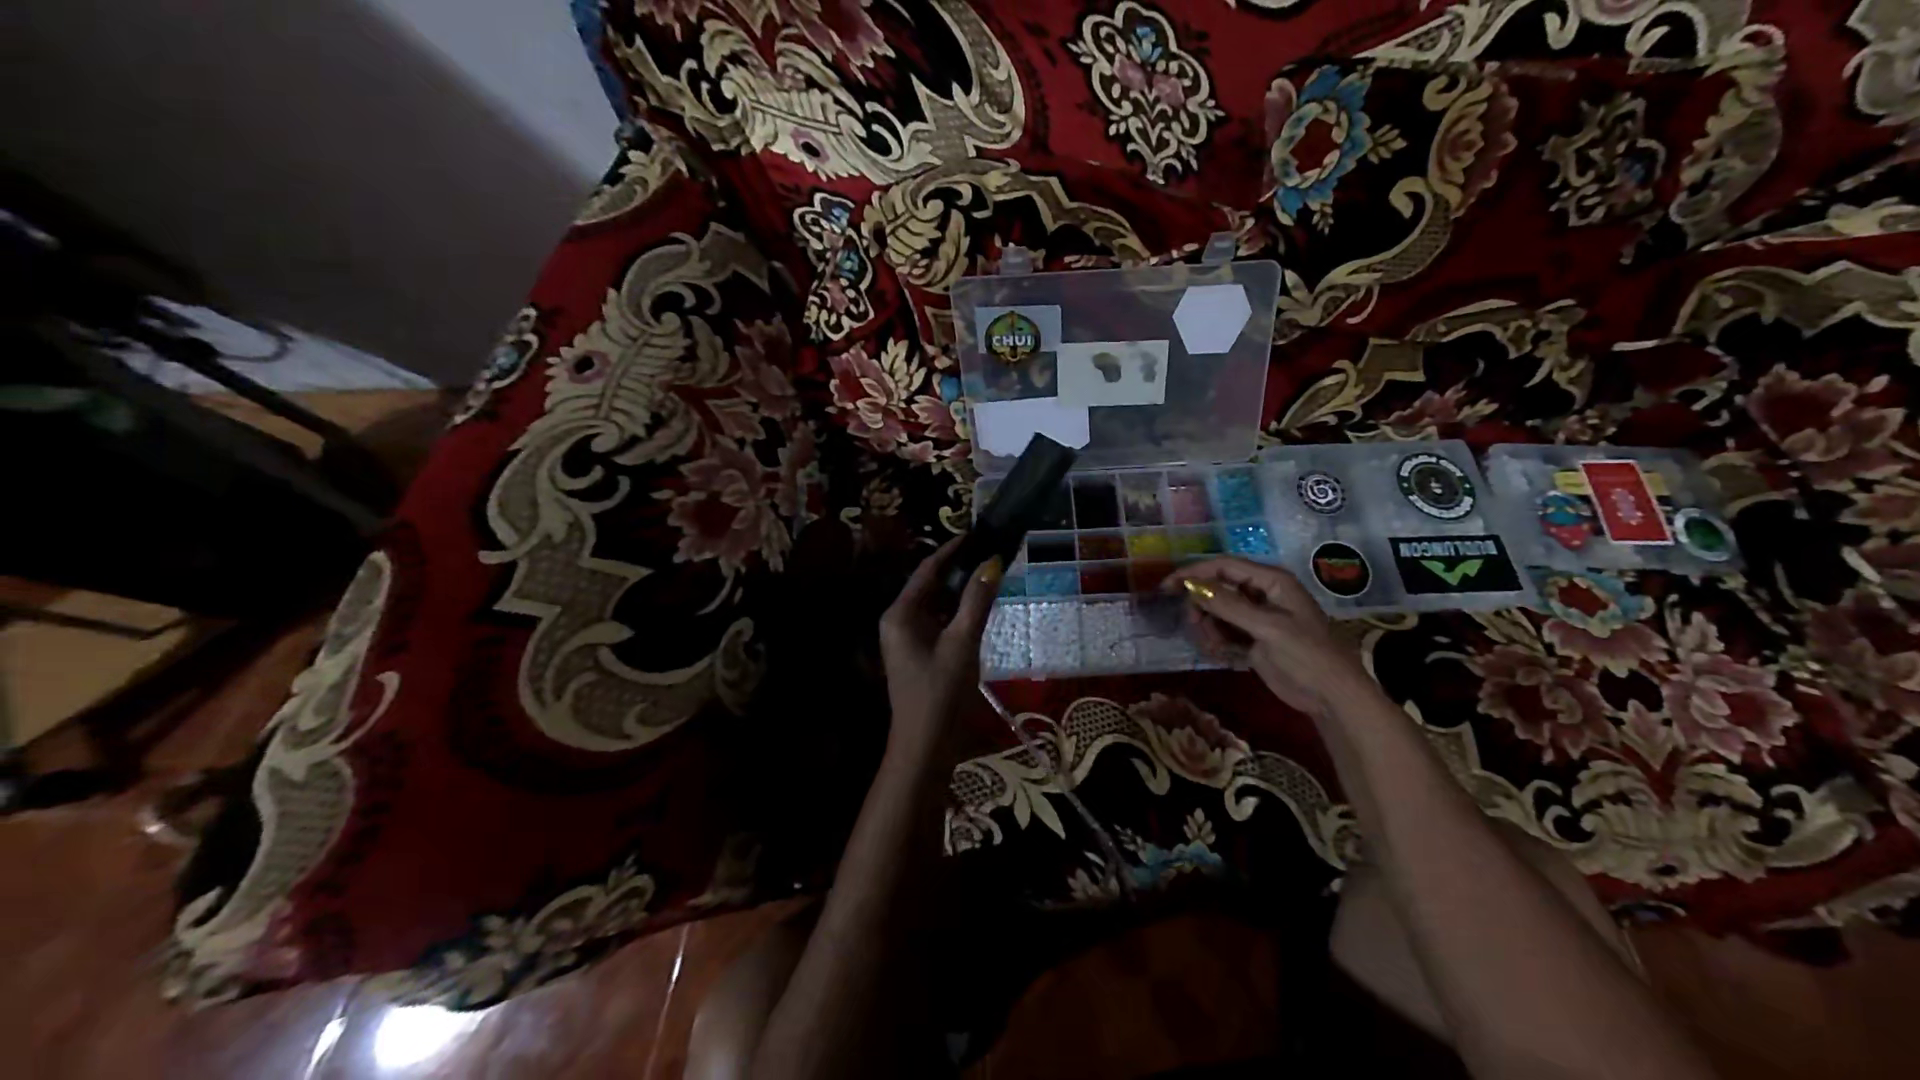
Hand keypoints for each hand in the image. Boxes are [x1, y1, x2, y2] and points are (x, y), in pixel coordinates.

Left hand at [878, 537, 1002, 761]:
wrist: (926, 746)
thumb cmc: (941, 692)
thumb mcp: (963, 643)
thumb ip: (977, 601)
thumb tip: (992, 562)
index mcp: (900, 614)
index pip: (927, 570)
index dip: (952, 550)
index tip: (977, 532)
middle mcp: (897, 621)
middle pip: (929, 585)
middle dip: (958, 569)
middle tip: (989, 552)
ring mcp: (905, 639)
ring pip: (935, 604)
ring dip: (959, 591)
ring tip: (989, 573)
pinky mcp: (917, 654)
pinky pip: (937, 622)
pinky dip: (956, 612)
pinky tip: (978, 609)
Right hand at [1165, 557, 1371, 717]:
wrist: (1332, 698)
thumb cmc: (1308, 656)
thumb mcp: (1268, 628)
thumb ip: (1230, 606)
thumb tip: (1192, 586)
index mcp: (1272, 581)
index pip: (1224, 566)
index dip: (1194, 573)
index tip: (1167, 587)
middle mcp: (1262, 594)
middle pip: (1216, 589)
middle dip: (1202, 607)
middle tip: (1196, 626)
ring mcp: (1257, 618)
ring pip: (1216, 613)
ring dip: (1209, 629)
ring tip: (1217, 648)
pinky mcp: (1252, 640)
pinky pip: (1223, 633)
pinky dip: (1217, 643)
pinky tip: (1224, 656)